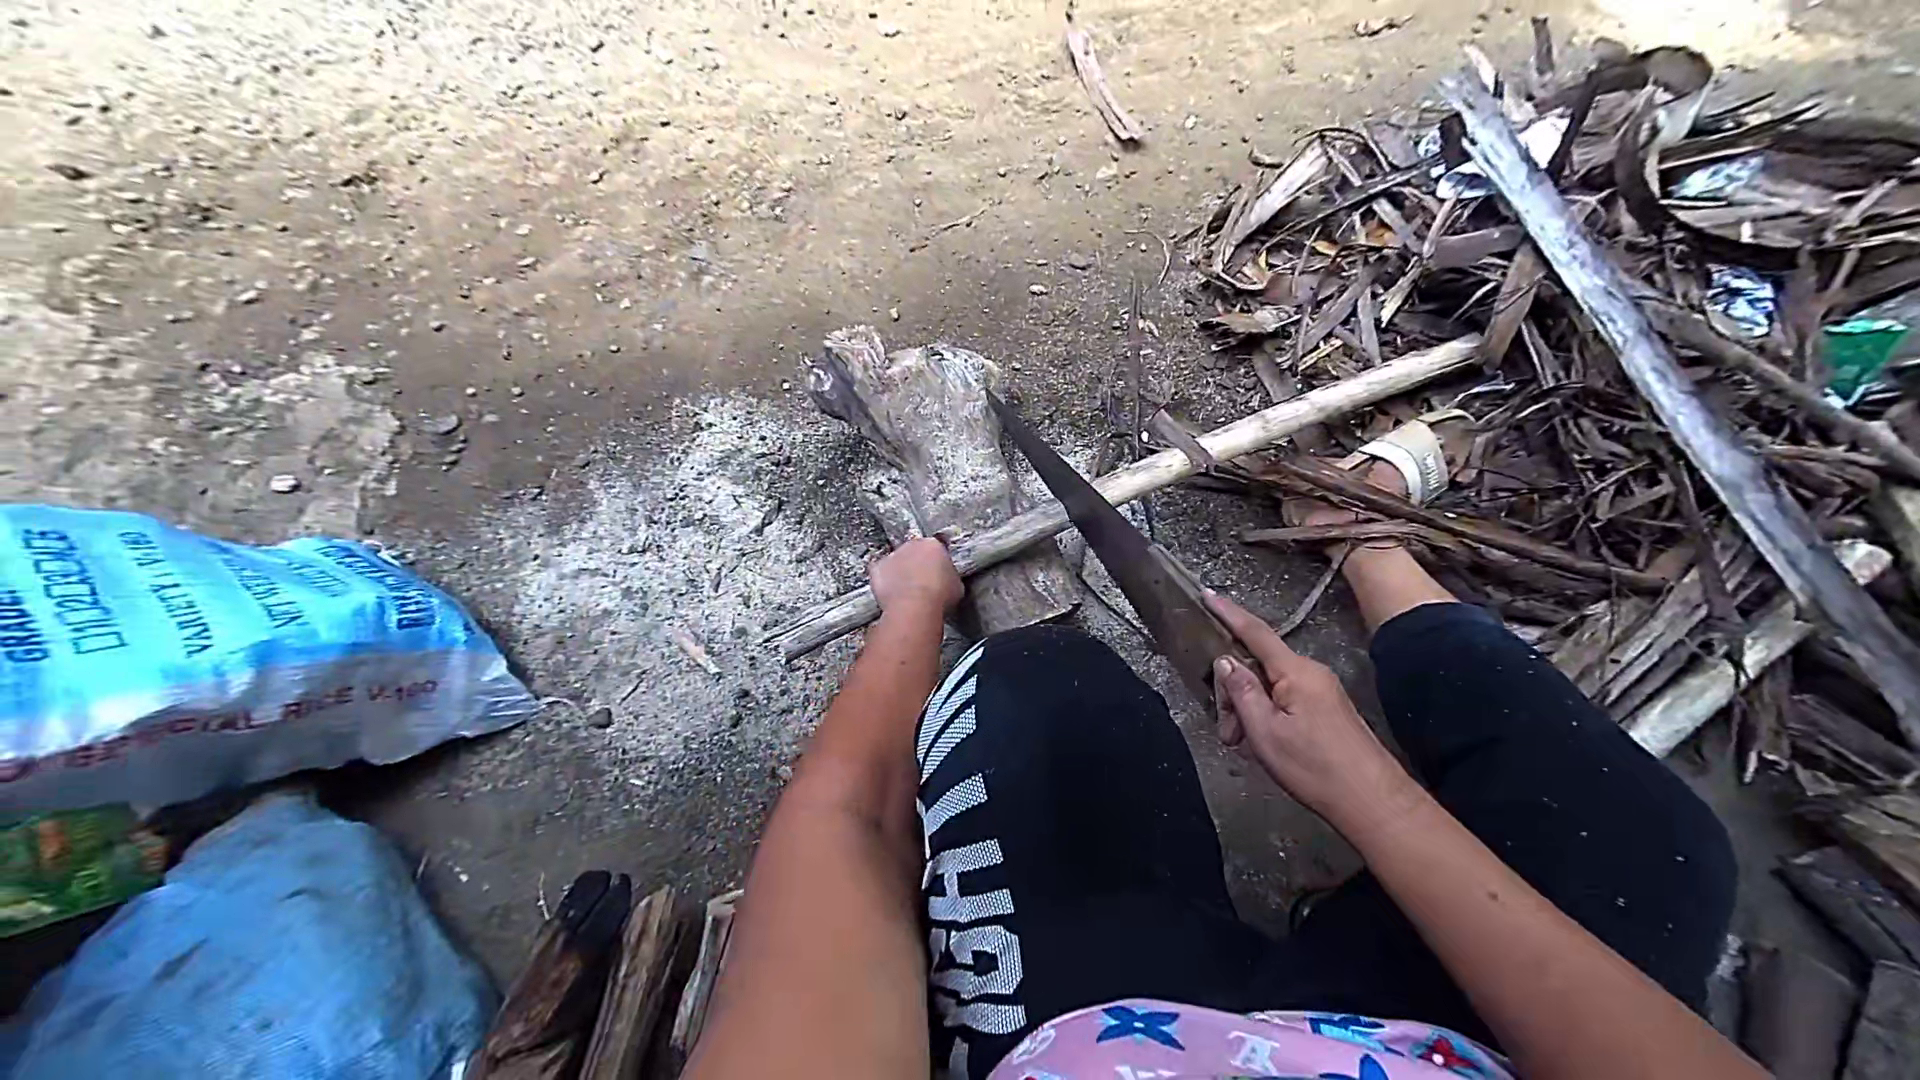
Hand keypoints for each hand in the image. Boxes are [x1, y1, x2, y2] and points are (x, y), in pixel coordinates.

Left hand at [869, 537, 963, 617]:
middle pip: (913, 551)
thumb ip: (950, 576)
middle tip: (921, 582)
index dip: (936, 562)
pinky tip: (891, 593)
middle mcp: (911, 545)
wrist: (914, 607)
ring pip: (896, 561)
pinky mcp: (877, 568)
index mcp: (933, 545)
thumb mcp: (957, 586)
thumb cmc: (938, 596)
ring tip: (905, 591)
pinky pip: (880, 573)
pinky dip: (884, 581)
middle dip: (916, 563)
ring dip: (899, 572)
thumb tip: (948, 580)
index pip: (935, 548)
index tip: (937, 572)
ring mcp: (892, 556)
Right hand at [1204, 590, 1423, 834]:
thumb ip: (1241, 691)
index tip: (1208, 594)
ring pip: (1267, 687)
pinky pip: (1282, 701)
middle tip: (1227, 732)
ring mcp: (1319, 691)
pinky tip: (1260, 745)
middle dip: (1233, 694)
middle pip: (1256, 667)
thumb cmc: (1315, 768)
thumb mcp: (1265, 731)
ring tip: (1243, 745)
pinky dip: (1264, 718)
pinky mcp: (1324, 709)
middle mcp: (1309, 673)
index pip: (1255, 633)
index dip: (1228, 613)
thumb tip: (1226, 660)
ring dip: (1247, 712)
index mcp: (1295, 672)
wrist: (1374, 804)